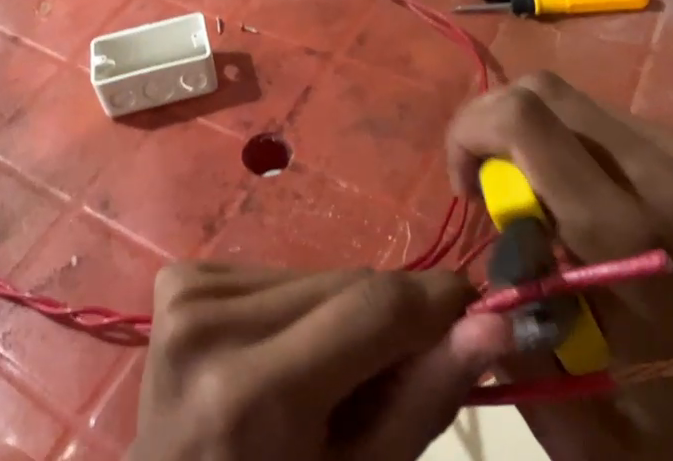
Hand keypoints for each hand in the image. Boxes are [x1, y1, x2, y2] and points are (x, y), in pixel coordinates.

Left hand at [128, 264, 516, 459]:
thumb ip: (425, 398)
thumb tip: (494, 323)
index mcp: (253, 391)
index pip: (376, 307)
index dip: (440, 303)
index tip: (478, 317)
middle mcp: (211, 324)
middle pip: (348, 285)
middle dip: (391, 320)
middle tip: (390, 378)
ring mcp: (186, 293)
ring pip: (317, 275)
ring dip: (344, 314)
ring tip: (326, 377)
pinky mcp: (178, 278)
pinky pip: (278, 275)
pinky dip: (300, 308)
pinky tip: (283, 354)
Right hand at [446, 73, 672, 460]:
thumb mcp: (588, 422)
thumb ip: (513, 336)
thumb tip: (481, 266)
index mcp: (627, 234)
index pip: (522, 118)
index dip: (470, 133)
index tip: (470, 191)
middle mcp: (670, 177)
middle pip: (547, 92)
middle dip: (499, 130)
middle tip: (503, 197)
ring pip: (590, 109)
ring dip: (552, 147)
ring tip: (566, 217)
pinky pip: (636, 132)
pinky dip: (600, 159)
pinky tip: (620, 219)